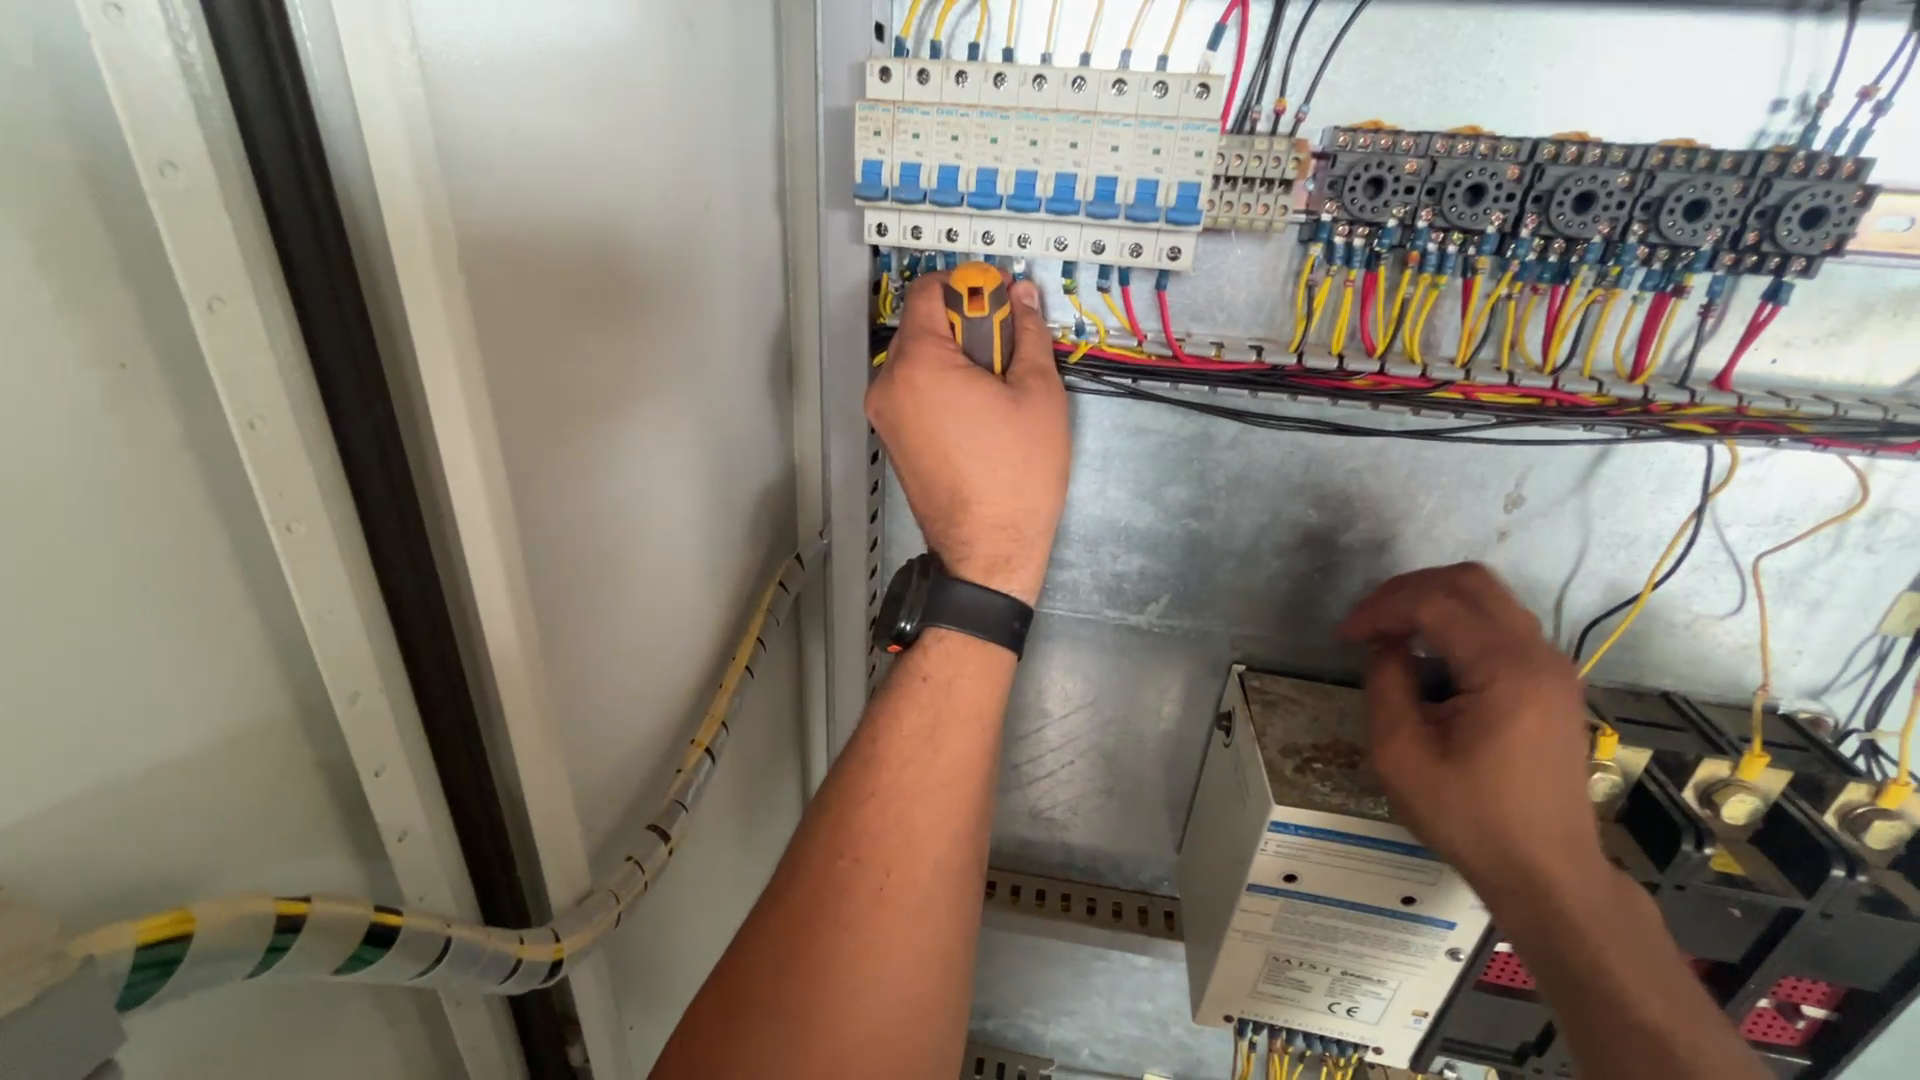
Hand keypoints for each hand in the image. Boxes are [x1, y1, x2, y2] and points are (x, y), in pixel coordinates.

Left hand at [866, 273, 1068, 605]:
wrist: (989, 549)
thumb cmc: (1018, 471)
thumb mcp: (1038, 393)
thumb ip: (1027, 333)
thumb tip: (1022, 293)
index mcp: (918, 362)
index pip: (929, 290)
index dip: (968, 286)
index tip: (1002, 302)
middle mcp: (886, 383)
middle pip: (922, 325)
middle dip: (964, 325)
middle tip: (1008, 351)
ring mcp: (883, 414)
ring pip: (916, 359)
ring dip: (954, 356)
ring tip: (996, 387)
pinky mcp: (890, 439)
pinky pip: (912, 390)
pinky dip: (940, 385)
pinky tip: (977, 412)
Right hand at [1338, 564, 1603, 897]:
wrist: (1545, 871)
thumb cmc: (1469, 817)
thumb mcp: (1400, 754)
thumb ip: (1386, 683)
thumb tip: (1385, 645)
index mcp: (1506, 671)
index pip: (1435, 602)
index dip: (1380, 608)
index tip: (1344, 636)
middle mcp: (1539, 655)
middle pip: (1469, 581)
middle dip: (1406, 591)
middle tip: (1367, 623)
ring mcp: (1552, 667)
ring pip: (1488, 597)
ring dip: (1432, 602)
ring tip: (1390, 633)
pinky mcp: (1551, 682)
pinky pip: (1500, 625)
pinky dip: (1456, 622)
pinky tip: (1427, 654)